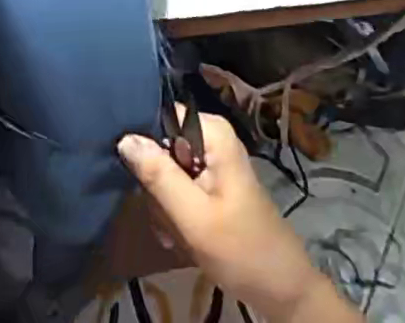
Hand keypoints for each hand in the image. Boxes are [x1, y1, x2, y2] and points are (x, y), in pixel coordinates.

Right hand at [118, 111, 355, 321]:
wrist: (280, 289)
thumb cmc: (241, 249)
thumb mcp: (194, 216)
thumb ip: (158, 175)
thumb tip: (124, 138)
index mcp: (213, 132)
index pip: (162, 115)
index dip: (144, 142)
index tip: (138, 176)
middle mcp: (211, 137)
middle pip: (161, 145)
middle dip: (157, 184)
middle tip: (165, 215)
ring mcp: (211, 160)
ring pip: (165, 169)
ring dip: (163, 204)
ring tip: (175, 231)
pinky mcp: (209, 181)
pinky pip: (177, 185)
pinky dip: (173, 211)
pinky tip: (179, 234)